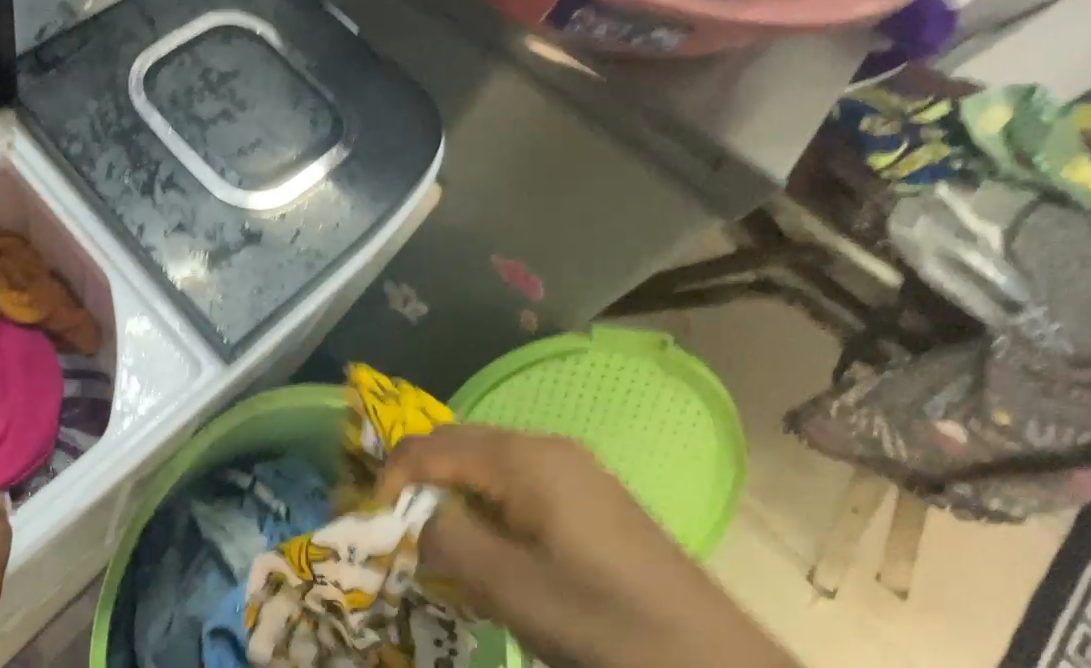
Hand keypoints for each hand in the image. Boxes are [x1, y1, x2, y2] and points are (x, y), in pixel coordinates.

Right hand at [379, 425, 797, 667]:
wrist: (719, 664)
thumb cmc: (607, 622)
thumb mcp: (513, 589)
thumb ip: (446, 541)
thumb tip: (408, 518)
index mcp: (525, 458)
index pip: (432, 445)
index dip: (392, 475)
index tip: (371, 519)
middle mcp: (547, 447)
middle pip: (458, 444)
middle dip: (419, 479)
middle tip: (397, 528)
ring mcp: (574, 470)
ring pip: (487, 463)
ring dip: (452, 493)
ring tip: (438, 540)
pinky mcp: (592, 498)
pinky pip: (517, 483)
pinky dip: (486, 504)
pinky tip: (491, 546)